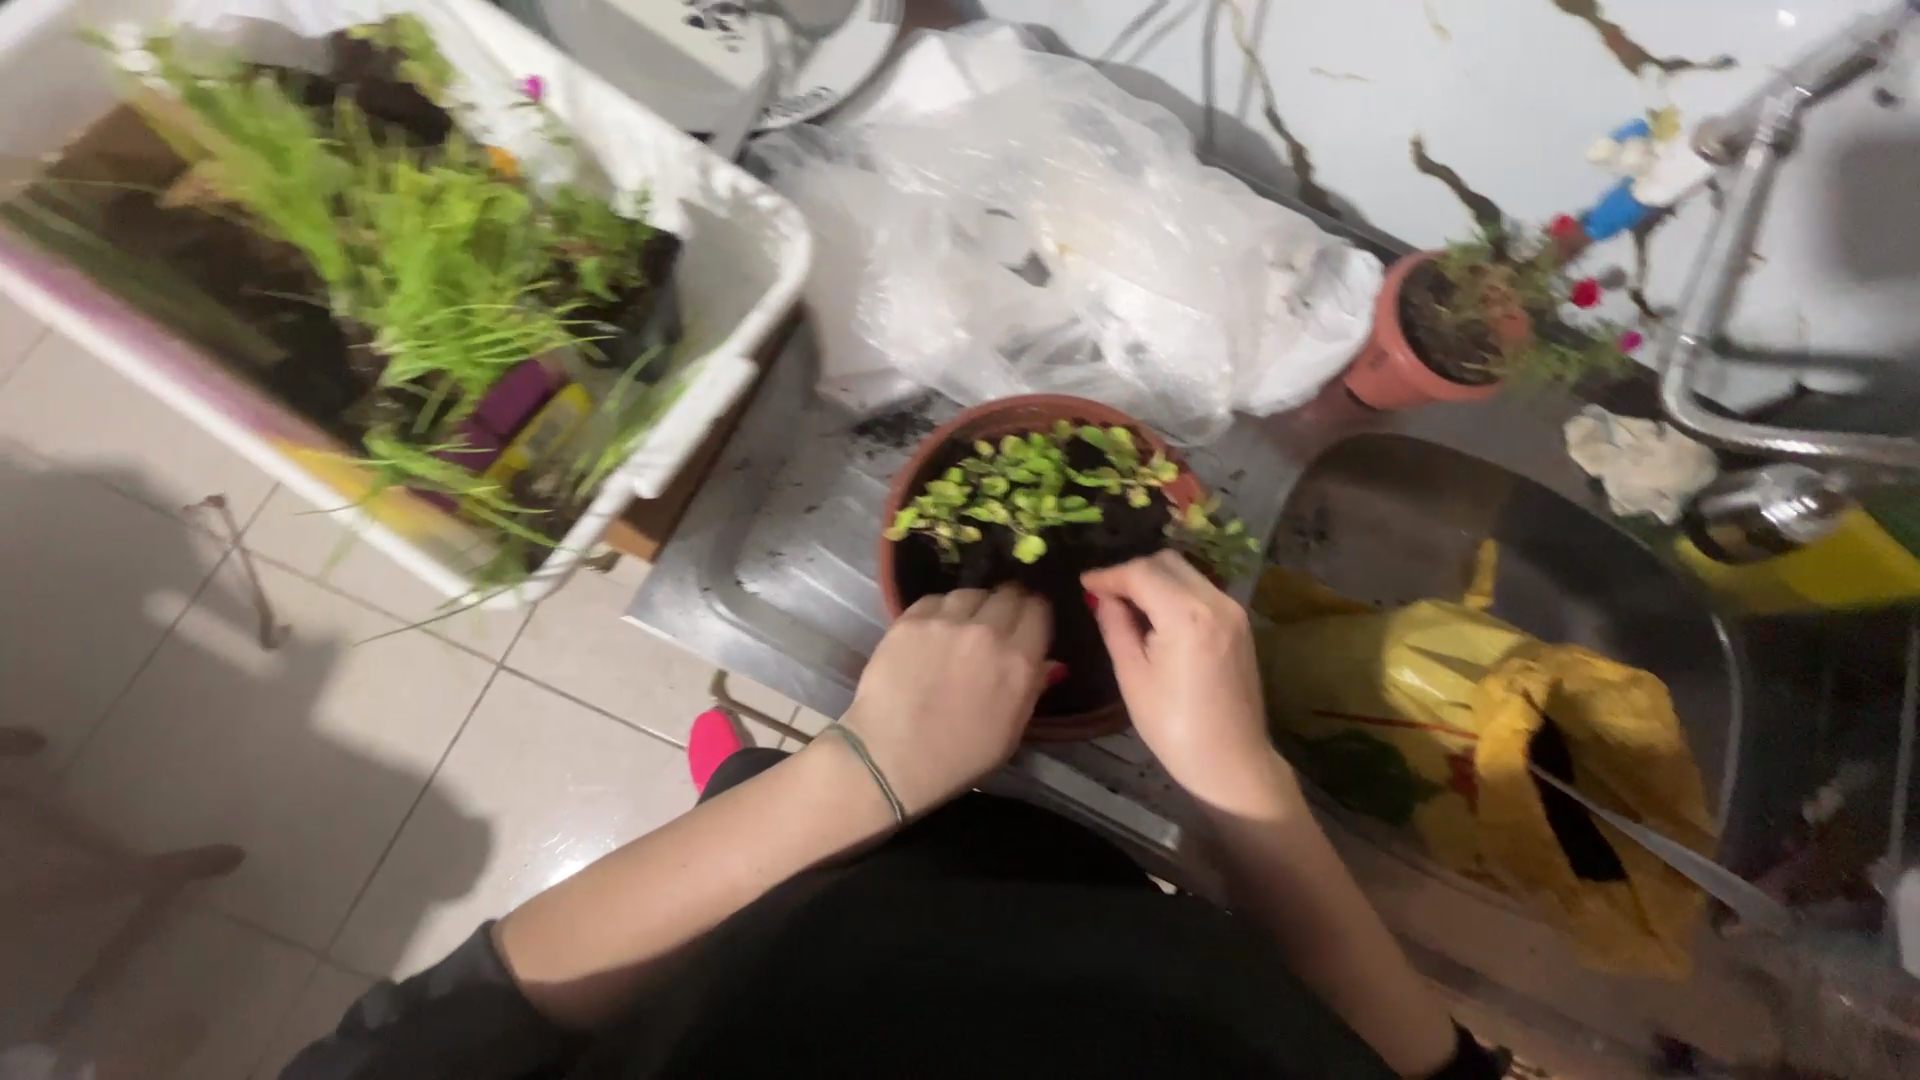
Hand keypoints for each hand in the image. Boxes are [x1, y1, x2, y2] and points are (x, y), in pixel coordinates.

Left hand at [839, 585, 1052, 815]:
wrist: (891, 758)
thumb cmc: (958, 757)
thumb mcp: (1011, 732)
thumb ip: (1032, 688)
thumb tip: (1046, 661)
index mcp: (1018, 661)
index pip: (1039, 609)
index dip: (1034, 614)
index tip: (1027, 622)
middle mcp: (986, 631)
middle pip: (1007, 594)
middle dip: (1006, 606)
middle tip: (995, 624)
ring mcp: (945, 622)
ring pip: (970, 594)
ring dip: (971, 607)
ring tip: (960, 628)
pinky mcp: (910, 620)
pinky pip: (934, 600)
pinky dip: (938, 612)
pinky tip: (931, 633)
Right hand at [1082, 552, 1293, 813]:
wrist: (1232, 762)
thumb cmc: (1174, 726)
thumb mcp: (1132, 675)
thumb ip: (1115, 626)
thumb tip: (1102, 597)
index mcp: (1186, 616)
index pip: (1141, 573)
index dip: (1108, 575)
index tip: (1084, 584)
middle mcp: (1216, 602)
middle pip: (1166, 562)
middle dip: (1132, 571)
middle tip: (1104, 593)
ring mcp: (1233, 611)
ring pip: (1186, 572)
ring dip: (1154, 579)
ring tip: (1126, 604)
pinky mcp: (1240, 623)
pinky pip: (1201, 590)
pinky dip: (1174, 591)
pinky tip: (1155, 615)